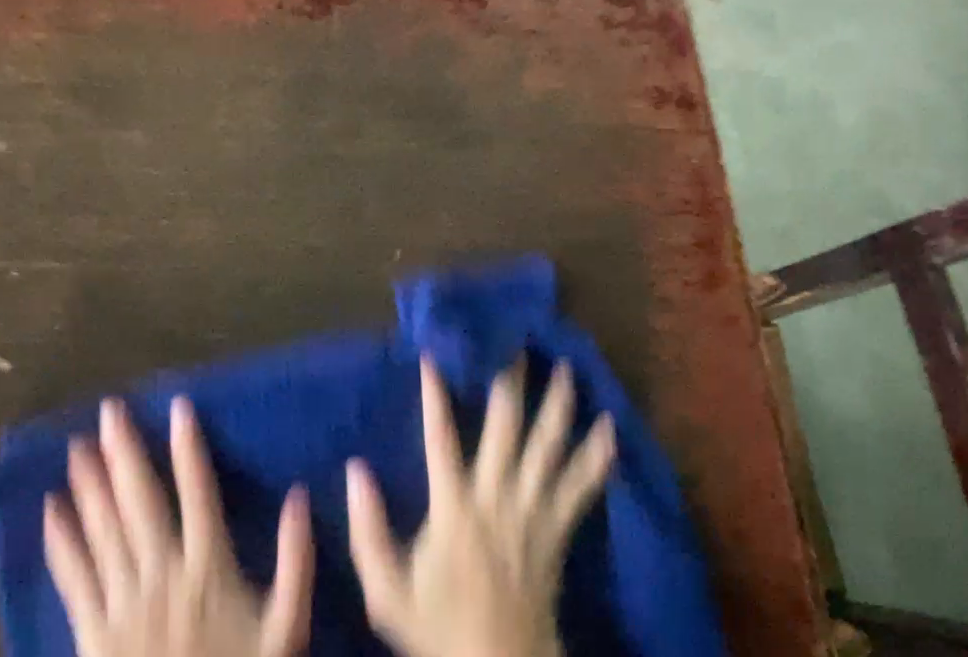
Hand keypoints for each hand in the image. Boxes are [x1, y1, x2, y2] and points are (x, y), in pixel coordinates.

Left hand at [44, 397, 313, 656]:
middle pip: (141, 502)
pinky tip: (49, 511)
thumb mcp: (287, 623)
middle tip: (109, 412)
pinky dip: (60, 543)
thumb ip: (296, 560)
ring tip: (77, 446)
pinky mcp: (93, 630)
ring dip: (90, 486)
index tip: (179, 408)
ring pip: (103, 532)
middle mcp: (162, 572)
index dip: (189, 449)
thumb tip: (299, 497)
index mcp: (209, 565)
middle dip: (125, 454)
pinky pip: (74, 579)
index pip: (199, 493)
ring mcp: (123, 601)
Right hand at [346, 358, 616, 656]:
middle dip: (510, 382)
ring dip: (559, 405)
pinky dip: (598, 457)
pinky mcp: (558, 529)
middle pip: (506, 428)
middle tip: (516, 341)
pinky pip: (583, 487)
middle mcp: (496, 498)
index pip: (440, 439)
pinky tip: (611, 428)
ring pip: (549, 447)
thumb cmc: (438, 625)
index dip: (435, 397)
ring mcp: (533, 511)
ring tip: (568, 368)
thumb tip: (356, 471)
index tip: (434, 357)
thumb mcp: (385, 589)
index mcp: (452, 508)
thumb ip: (368, 529)